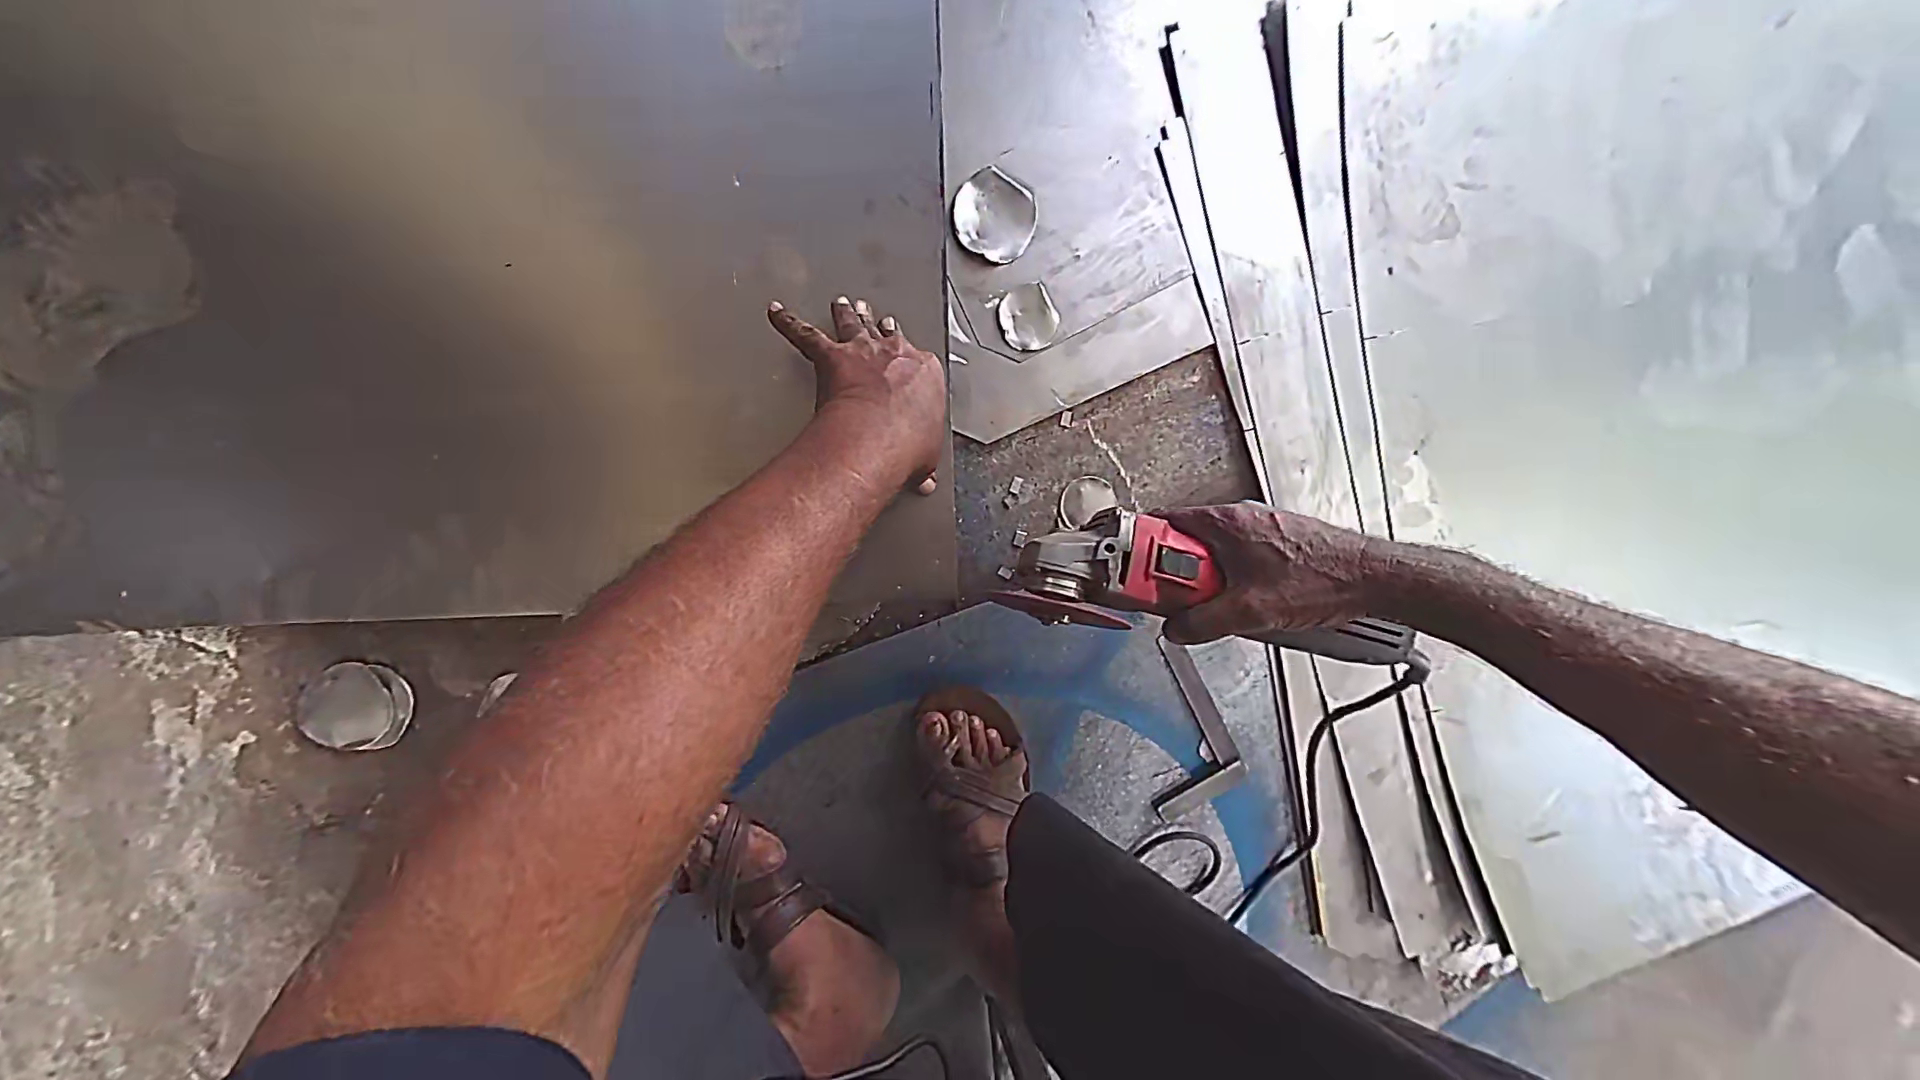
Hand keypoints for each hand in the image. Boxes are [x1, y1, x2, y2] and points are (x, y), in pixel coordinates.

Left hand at [769, 295, 945, 494]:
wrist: (880, 439)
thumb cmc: (906, 445)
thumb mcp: (926, 458)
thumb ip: (924, 464)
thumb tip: (925, 481)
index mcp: (926, 375)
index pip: (919, 364)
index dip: (910, 363)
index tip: (909, 364)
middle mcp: (895, 355)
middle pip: (886, 335)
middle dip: (880, 326)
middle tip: (876, 317)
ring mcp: (863, 352)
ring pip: (853, 325)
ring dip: (846, 314)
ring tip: (842, 304)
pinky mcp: (832, 357)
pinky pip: (805, 334)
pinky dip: (788, 322)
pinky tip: (778, 312)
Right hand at [1160, 503, 1388, 643]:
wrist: (1372, 579)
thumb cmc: (1322, 580)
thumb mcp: (1250, 611)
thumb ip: (1203, 623)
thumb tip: (1176, 629)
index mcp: (1224, 522)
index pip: (1163, 521)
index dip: (1143, 546)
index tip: (1137, 570)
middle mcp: (1239, 518)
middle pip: (1184, 540)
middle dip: (1177, 570)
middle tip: (1181, 596)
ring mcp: (1258, 529)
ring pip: (1211, 550)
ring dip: (1205, 577)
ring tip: (1218, 602)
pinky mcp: (1273, 542)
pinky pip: (1234, 557)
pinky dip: (1229, 577)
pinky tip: (1246, 600)